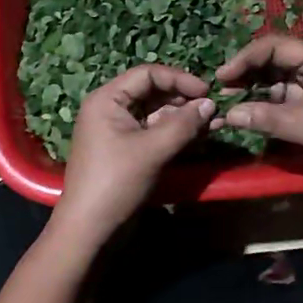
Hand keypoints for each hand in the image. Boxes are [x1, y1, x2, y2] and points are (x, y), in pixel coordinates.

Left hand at [53, 64, 213, 247]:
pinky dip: (174, 132)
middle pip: (152, 92)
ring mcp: (117, 129)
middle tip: (213, 110)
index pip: (148, 74)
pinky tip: (198, 136)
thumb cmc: (116, 182)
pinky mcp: (125, 148)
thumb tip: (210, 104)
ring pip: (156, 112)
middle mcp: (110, 108)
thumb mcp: (153, 150)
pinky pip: (153, 131)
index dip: (179, 79)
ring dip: (183, 117)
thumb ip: (184, 124)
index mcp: (107, 99)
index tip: (207, 91)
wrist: (89, 228)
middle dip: (184, 99)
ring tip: (213, 124)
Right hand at [216, 35, 302, 193]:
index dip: (245, 58)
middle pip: (272, 63)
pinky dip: (262, 111)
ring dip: (251, 94)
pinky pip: (280, 106)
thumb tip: (230, 113)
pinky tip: (244, 119)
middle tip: (218, 95)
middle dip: (245, 76)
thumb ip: (273, 119)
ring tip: (225, 107)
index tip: (221, 77)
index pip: (275, 47)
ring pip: (273, 85)